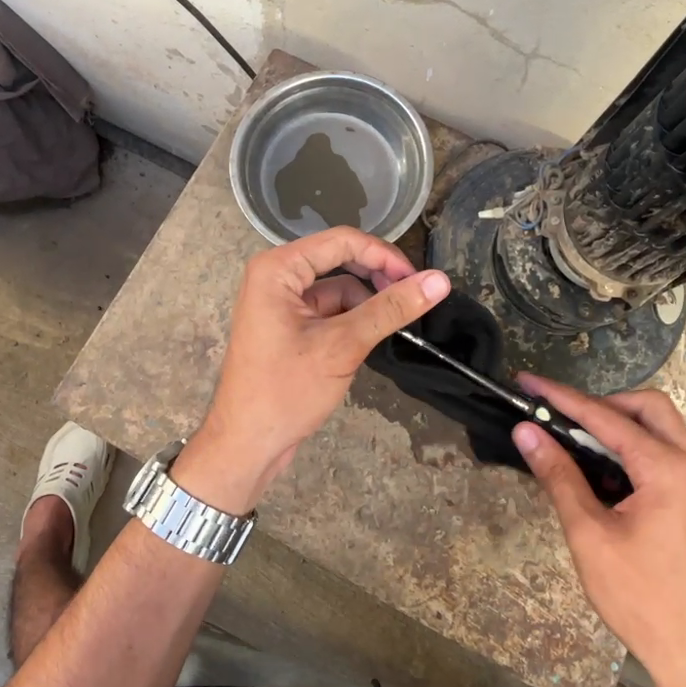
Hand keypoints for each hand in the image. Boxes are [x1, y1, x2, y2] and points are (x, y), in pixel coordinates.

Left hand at [177, 227, 450, 514]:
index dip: (384, 255)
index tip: (418, 280)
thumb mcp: (343, 346)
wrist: (246, 445)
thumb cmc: (285, 391)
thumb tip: (439, 281)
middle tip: (414, 297)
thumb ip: (390, 309)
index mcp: (278, 268)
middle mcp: (276, 275)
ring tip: (397, 322)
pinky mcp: (289, 325)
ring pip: (338, 285)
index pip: (342, 241)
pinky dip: (353, 318)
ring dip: (367, 300)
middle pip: (340, 259)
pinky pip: (329, 308)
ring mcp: (281, 302)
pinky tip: (373, 336)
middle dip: (377, 276)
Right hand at [512, 374, 685, 686]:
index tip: (528, 382)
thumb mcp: (589, 536)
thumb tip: (527, 432)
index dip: (561, 397)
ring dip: (623, 425)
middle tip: (565, 419)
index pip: (605, 417)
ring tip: (583, 447)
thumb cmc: (642, 599)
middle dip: (603, 403)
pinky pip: (671, 456)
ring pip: (664, 430)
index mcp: (665, 470)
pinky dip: (639, 450)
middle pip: (648, 407)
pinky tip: (611, 479)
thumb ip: (559, 476)